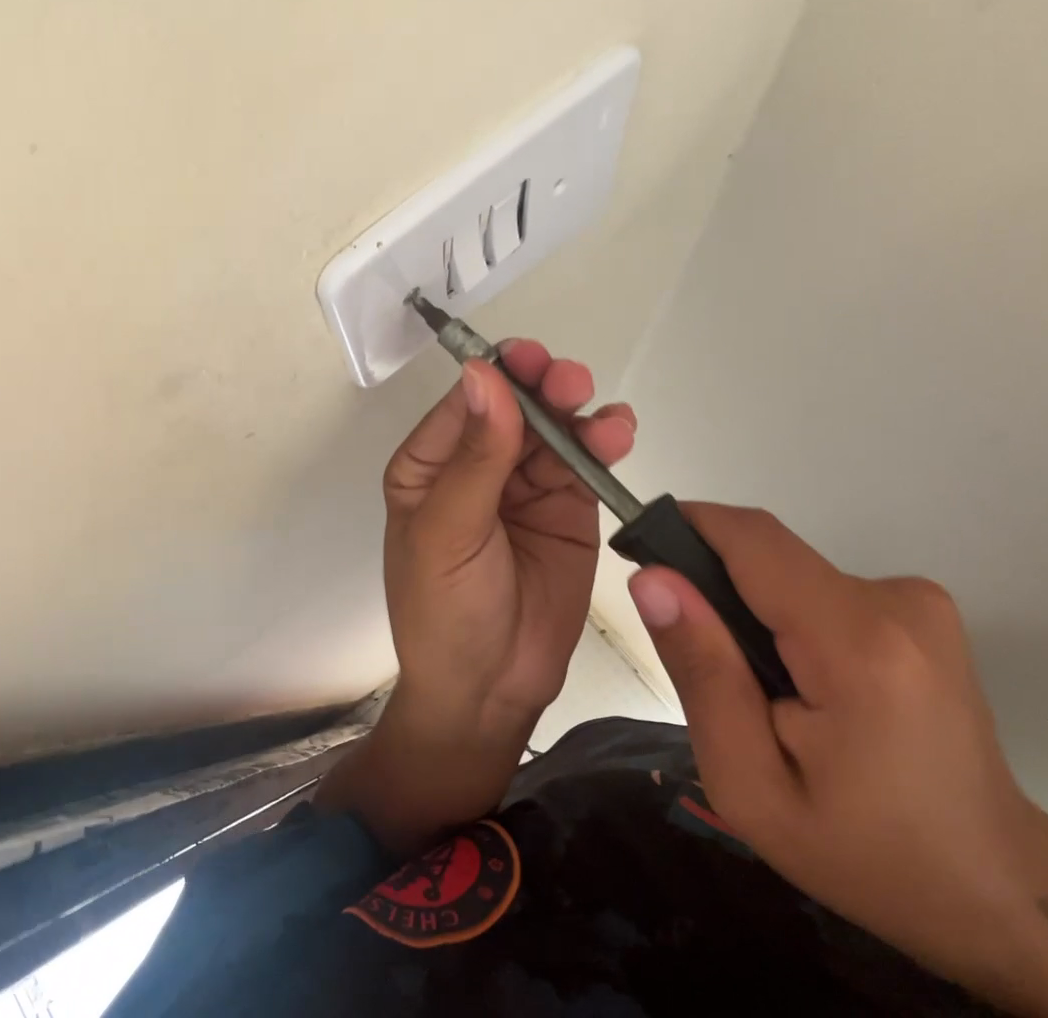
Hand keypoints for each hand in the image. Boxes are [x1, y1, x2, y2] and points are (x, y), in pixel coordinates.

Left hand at [383, 342, 636, 728]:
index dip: (496, 378)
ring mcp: (526, 486)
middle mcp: (477, 467)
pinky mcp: (569, 509)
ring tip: (604, 420)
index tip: (526, 360)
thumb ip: (475, 457)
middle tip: (569, 382)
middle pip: (514, 408)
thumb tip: (482, 373)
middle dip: (542, 388)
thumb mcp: (449, 533)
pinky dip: (604, 443)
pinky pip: (586, 463)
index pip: (465, 405)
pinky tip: (618, 432)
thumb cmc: (446, 611)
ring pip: (555, 429)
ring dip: (578, 413)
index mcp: (430, 467)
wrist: (489, 688)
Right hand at [625, 503, 1046, 993]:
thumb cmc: (860, 850)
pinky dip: (790, 631)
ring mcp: (919, 603)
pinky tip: (805, 698)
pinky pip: (821, 594)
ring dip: (754, 624)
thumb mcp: (748, 781)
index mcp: (858, 644)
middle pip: (767, 561)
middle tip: (710, 687)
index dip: (683, 530)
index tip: (636, 558)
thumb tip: (653, 579)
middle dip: (717, 603)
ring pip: (790, 580)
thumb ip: (702, 672)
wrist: (989, 884)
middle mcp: (898, 600)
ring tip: (765, 706)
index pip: (751, 539)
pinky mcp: (922, 612)